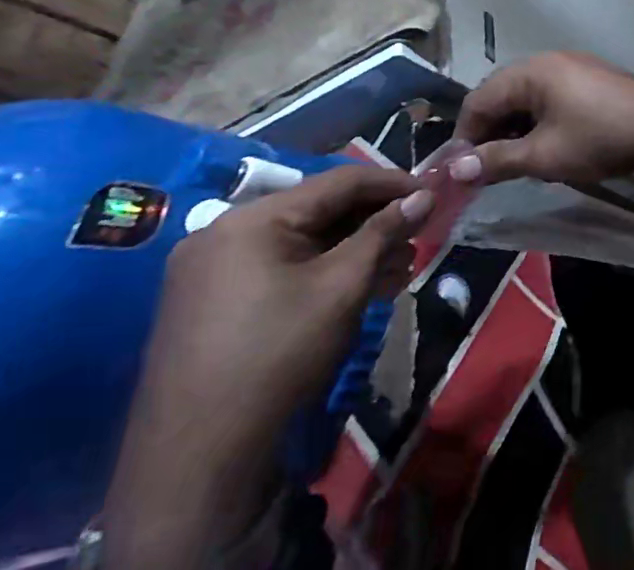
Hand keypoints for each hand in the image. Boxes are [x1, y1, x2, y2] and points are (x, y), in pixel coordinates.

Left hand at [104, 166, 428, 566]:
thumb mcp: (342, 286)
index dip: (393, 184)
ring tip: (399, 267)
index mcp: (252, 219)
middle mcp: (224, 232)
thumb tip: (424, 196)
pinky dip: (322, 270)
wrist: (199, 453)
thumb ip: (383, 232)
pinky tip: (360, 287)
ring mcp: (212, 268)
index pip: (338, 181)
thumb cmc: (279, 353)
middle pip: (318, 210)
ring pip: (301, 241)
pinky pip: (279, 267)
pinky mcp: (212, 300)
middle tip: (419, 236)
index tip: (434, 193)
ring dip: (354, 248)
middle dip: (375, 221)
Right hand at [451, 51, 633, 184]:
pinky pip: (547, 98)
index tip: (463, 174)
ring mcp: (568, 67)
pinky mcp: (586, 78)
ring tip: (517, 164)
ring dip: (514, 131)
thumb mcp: (546, 156)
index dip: (464, 139)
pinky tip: (545, 147)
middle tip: (489, 172)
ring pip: (524, 100)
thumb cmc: (600, 138)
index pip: (477, 102)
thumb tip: (455, 169)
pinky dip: (538, 122)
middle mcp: (544, 61)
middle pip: (498, 97)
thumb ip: (498, 160)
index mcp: (529, 72)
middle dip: (489, 135)